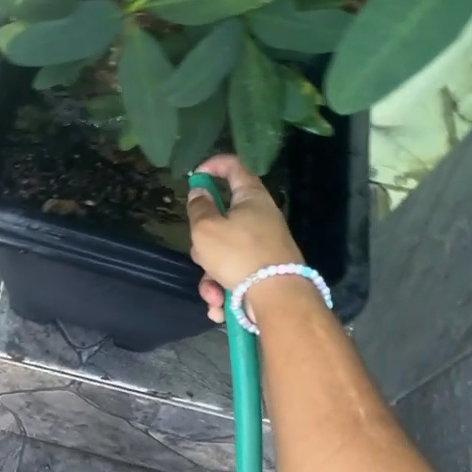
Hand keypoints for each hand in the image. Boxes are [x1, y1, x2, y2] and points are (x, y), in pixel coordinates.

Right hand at [186, 154, 305, 324]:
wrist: (277, 298)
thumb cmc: (238, 254)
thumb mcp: (206, 228)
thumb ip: (198, 208)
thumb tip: (199, 192)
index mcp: (250, 198)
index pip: (233, 167)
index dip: (212, 165)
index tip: (194, 176)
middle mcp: (260, 218)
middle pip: (221, 220)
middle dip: (203, 242)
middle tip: (201, 251)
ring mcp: (263, 246)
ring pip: (223, 253)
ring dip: (211, 275)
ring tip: (214, 293)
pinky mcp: (263, 271)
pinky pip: (234, 275)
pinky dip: (224, 290)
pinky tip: (221, 306)